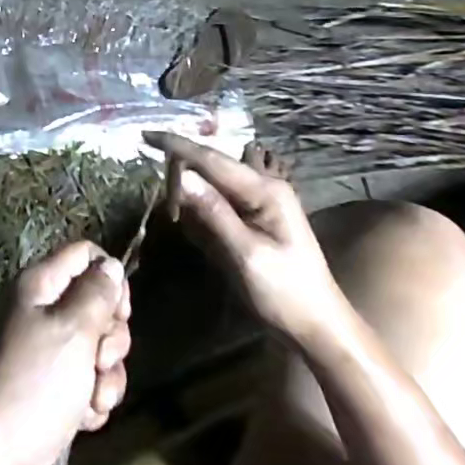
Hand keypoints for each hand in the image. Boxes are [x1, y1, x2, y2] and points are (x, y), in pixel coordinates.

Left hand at [0, 242, 131, 464]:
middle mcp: (44, 311)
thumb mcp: (73, 331)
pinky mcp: (54, 388)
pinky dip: (92, 399)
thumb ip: (97, 293)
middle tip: (99, 359)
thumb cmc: (34, 384)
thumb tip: (112, 264)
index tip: (119, 311)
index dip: (110, 276)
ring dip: (106, 376)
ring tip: (91, 397)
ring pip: (99, 347)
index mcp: (40, 285)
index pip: (85, 254)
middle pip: (98, 303)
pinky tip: (84, 418)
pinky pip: (88, 381)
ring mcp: (48, 351)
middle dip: (111, 337)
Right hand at [145, 133, 342, 345]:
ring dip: (188, 192)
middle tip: (153, 181)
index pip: (211, 159)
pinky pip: (218, 204)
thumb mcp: (246, 254)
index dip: (177, 146)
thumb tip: (180, 176)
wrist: (319, 329)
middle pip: (210, 167)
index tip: (145, 135)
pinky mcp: (252, 221)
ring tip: (166, 200)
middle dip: (180, 170)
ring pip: (211, 185)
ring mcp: (259, 204)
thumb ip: (213, 212)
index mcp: (264, 189)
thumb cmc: (286, 293)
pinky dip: (199, 210)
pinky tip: (189, 221)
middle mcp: (262, 188)